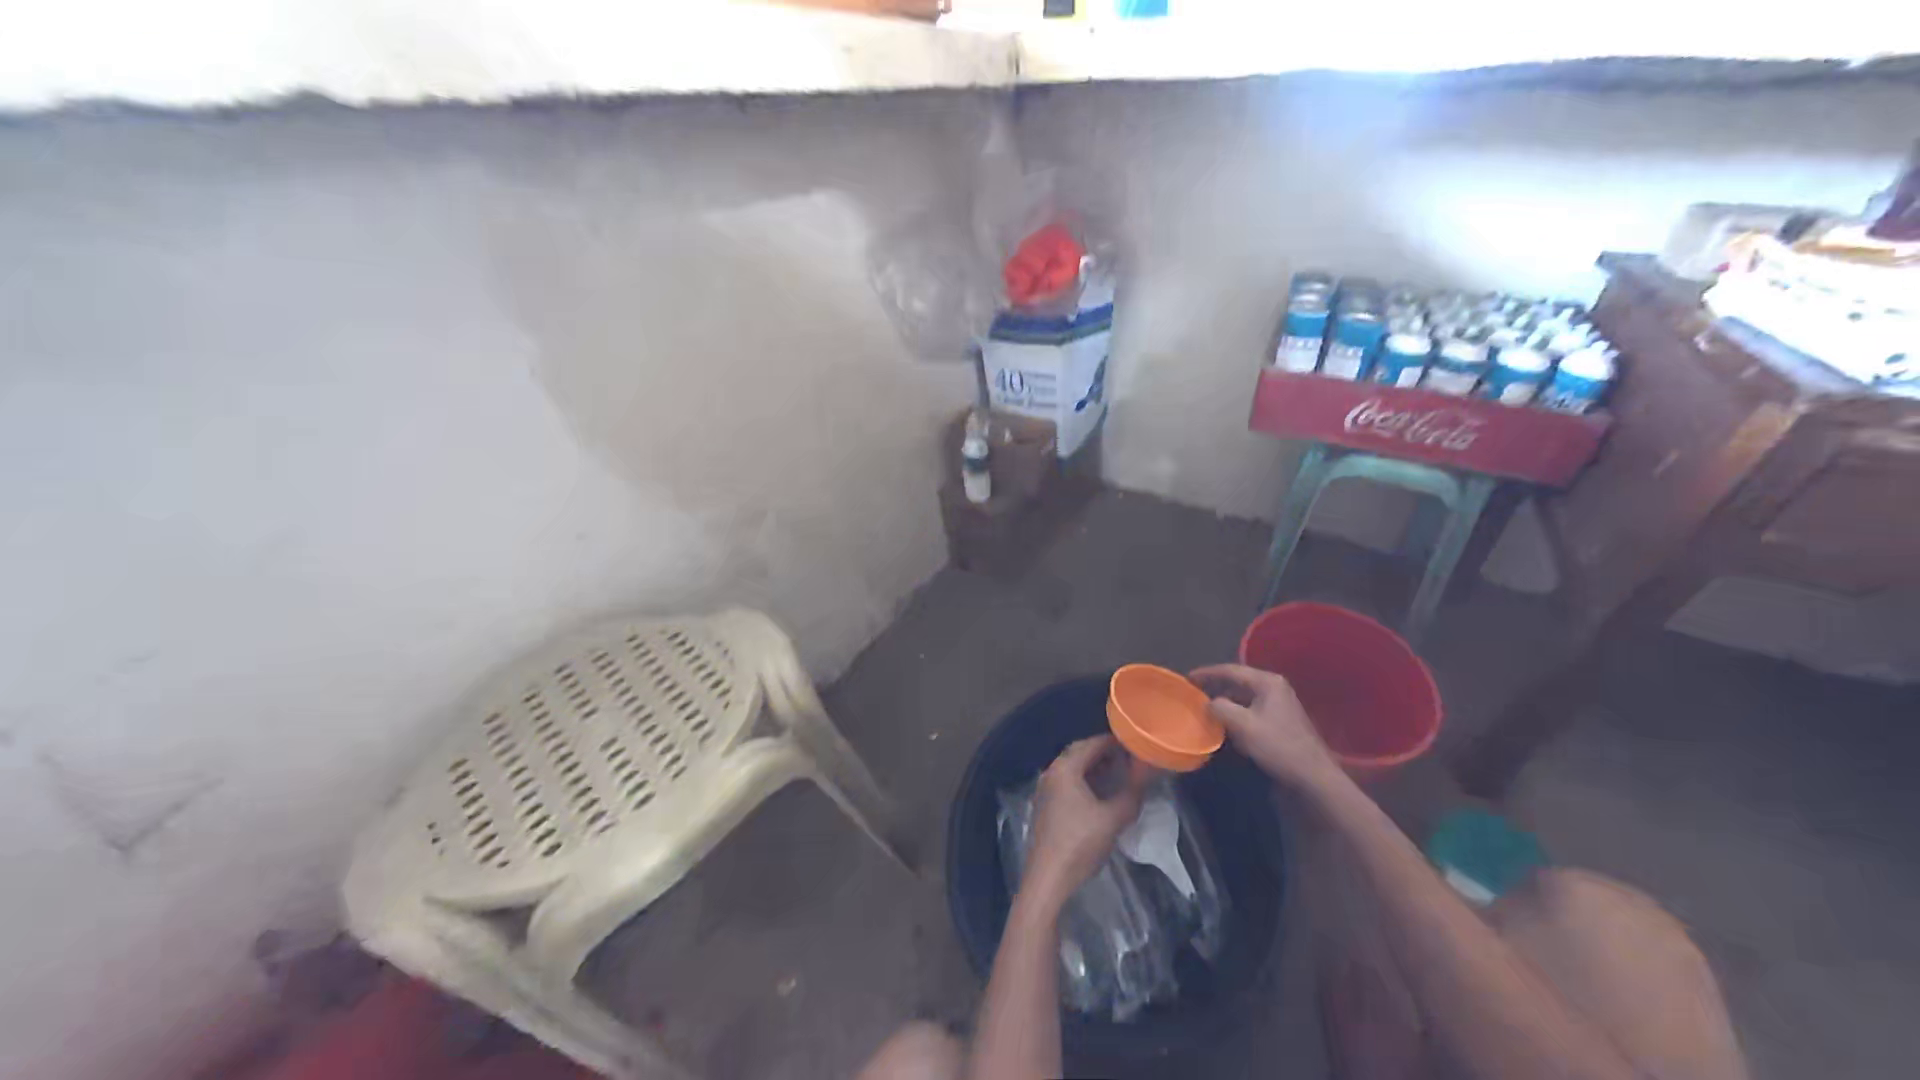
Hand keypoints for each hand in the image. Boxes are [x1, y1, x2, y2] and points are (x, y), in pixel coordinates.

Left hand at [1024, 736, 1150, 907]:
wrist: (1048, 877)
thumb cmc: (1080, 843)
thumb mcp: (1113, 819)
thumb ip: (1132, 793)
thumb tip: (1147, 773)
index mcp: (1065, 769)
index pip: (1091, 744)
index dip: (1113, 742)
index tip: (1133, 744)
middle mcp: (1051, 772)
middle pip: (1078, 753)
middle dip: (1102, 753)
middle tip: (1126, 758)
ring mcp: (1044, 789)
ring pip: (1070, 768)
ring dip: (1092, 767)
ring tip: (1116, 773)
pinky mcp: (1044, 805)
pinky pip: (1065, 782)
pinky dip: (1082, 780)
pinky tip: (1097, 794)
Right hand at [1191, 663, 1342, 792]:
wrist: (1312, 776)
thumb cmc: (1277, 746)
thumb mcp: (1242, 725)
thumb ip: (1220, 708)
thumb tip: (1208, 703)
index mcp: (1267, 682)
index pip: (1230, 670)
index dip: (1206, 673)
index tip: (1186, 678)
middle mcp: (1275, 687)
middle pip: (1238, 681)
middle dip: (1215, 686)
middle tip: (1193, 692)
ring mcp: (1280, 704)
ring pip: (1244, 696)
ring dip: (1225, 701)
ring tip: (1205, 707)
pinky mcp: (1280, 720)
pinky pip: (1251, 708)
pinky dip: (1236, 712)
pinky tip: (1225, 723)